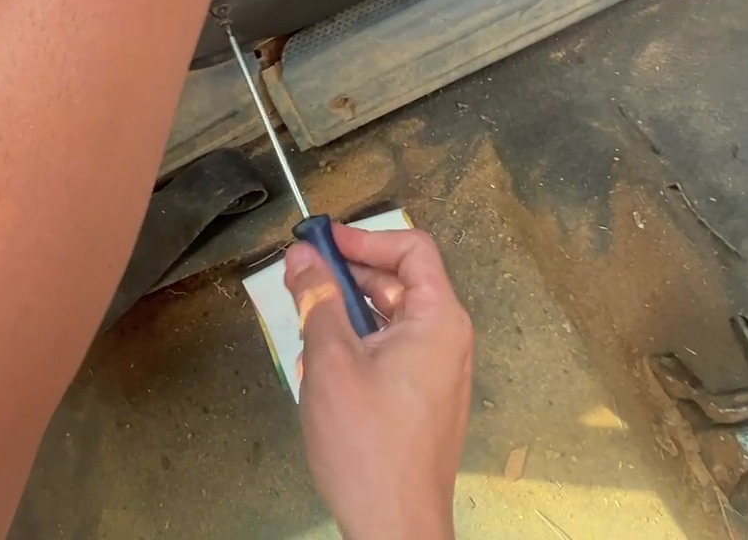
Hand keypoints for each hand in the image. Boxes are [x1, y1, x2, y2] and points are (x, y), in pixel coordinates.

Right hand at [284, 224, 474, 539]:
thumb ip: (316, 297)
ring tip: (305, 326)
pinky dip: (354, 342)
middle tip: (301, 279)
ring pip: (387, 316)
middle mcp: (446, 339)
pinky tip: (321, 363)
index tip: (322, 241)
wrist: (392, 530)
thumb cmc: (368, 443)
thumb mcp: (331, 357)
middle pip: (396, 281)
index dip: (365, 237)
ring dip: (344, 312)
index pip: (412, 248)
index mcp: (439, 320)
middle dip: (346, 276)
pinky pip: (388, 348)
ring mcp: (435, 370)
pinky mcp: (420, 396)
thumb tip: (302, 255)